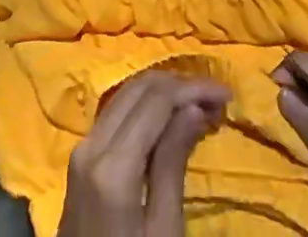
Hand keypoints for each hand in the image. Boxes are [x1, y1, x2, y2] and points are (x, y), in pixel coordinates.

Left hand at [58, 70, 230, 236]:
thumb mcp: (163, 229)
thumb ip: (173, 163)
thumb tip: (193, 107)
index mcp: (113, 164)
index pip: (157, 99)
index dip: (194, 88)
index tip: (227, 95)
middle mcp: (92, 144)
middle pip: (140, 87)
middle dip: (181, 85)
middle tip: (216, 100)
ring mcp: (82, 148)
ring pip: (126, 94)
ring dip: (164, 92)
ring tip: (200, 107)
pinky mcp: (80, 157)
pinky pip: (116, 112)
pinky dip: (146, 106)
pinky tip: (170, 119)